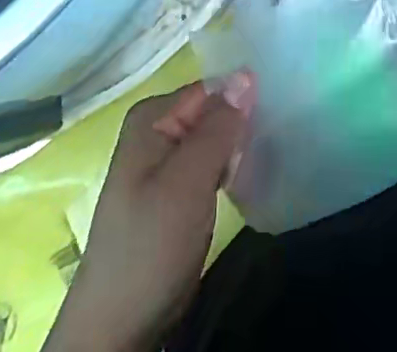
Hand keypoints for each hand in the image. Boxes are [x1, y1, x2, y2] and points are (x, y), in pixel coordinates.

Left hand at [46, 75, 253, 351]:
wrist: (120, 322)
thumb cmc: (150, 245)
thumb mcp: (187, 182)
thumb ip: (218, 127)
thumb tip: (247, 74)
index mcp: (152, 117)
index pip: (213, 88)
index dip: (244, 101)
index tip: (276, 116)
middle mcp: (157, 130)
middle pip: (215, 110)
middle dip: (243, 125)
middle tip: (273, 144)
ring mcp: (166, 162)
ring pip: (218, 138)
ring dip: (240, 148)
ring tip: (267, 160)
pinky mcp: (178, 190)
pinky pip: (213, 163)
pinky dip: (232, 169)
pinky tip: (248, 180)